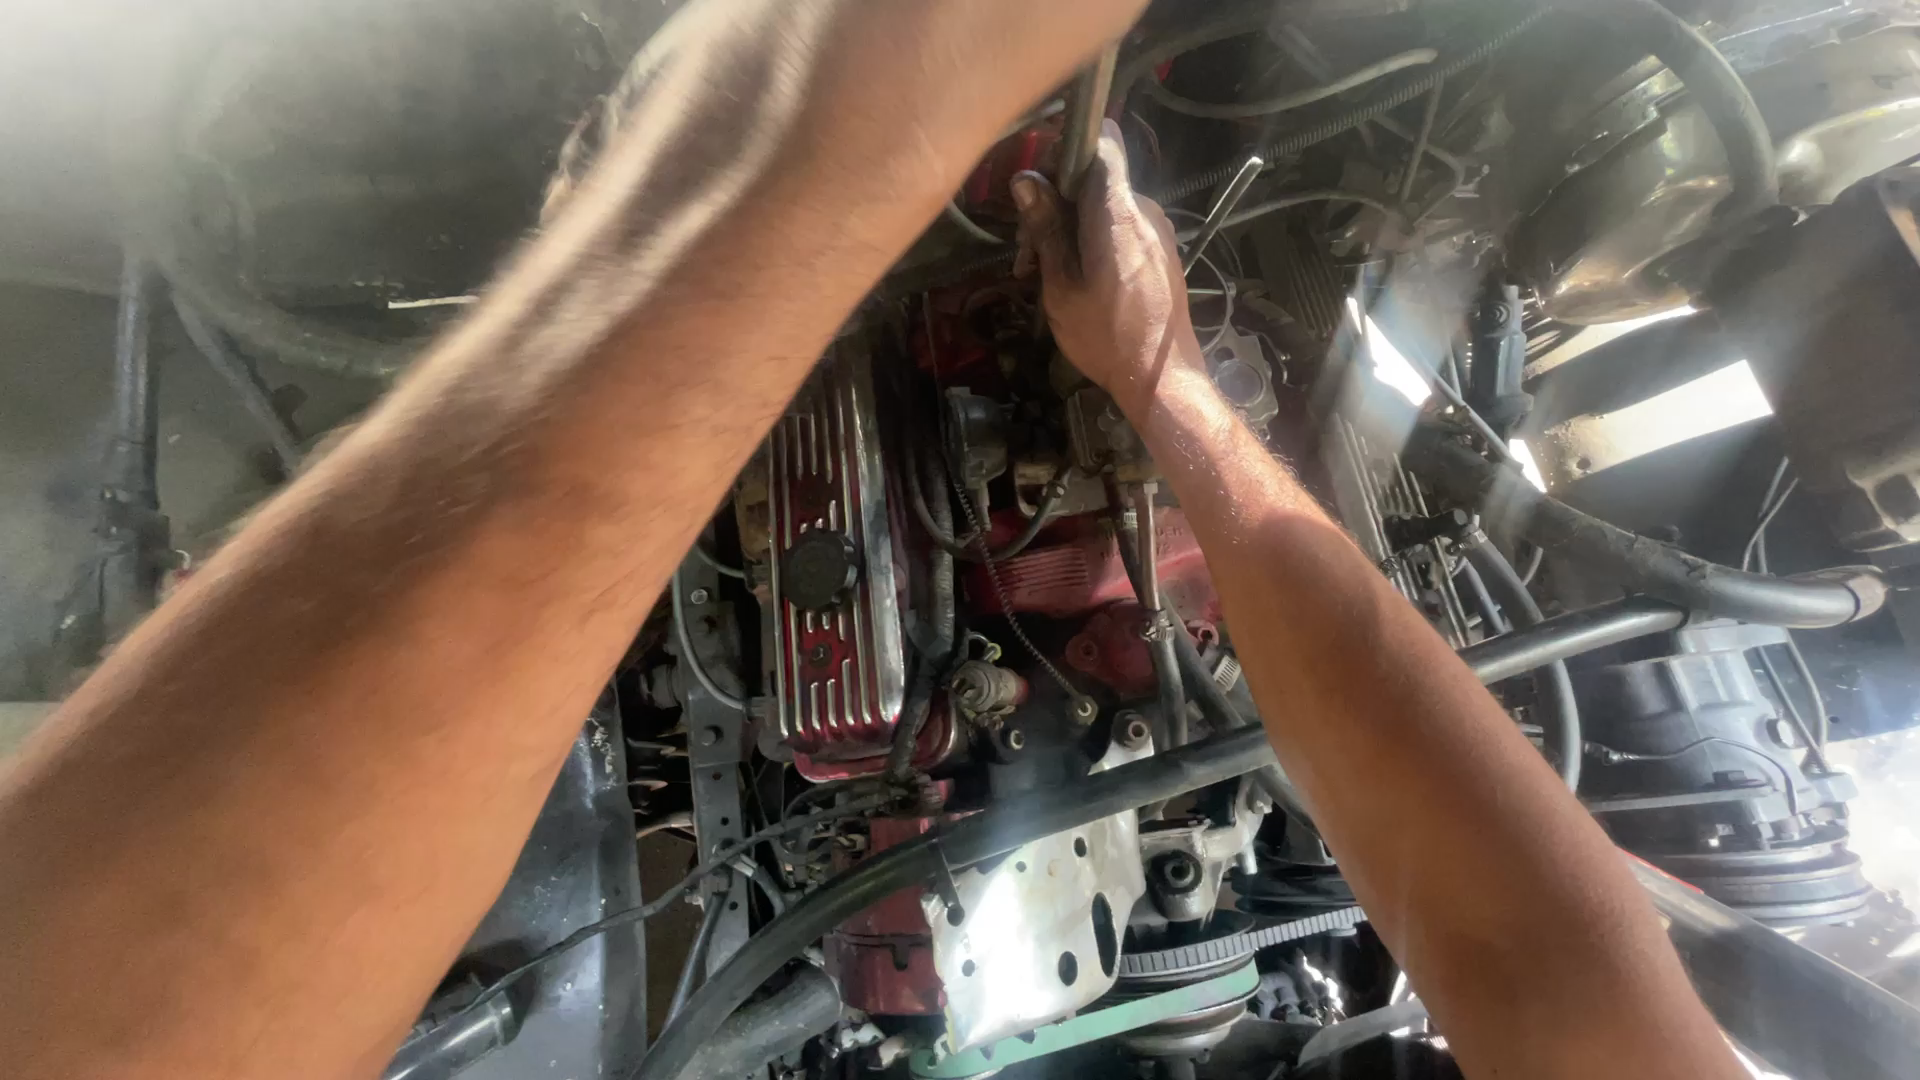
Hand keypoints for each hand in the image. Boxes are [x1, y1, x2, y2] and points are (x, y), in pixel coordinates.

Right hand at [1011, 120, 1204, 420]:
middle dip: (1055, 205)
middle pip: (1095, 180)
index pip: (1100, 141)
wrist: (1160, 378)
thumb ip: (1046, 230)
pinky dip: (1094, 243)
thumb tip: (1024, 180)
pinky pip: (1121, 230)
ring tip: (1046, 275)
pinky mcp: (1162, 253)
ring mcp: (1158, 231)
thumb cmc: (1106, 338)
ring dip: (1071, 229)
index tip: (1037, 185)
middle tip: (1027, 255)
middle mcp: (1144, 210)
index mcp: (1116, 212)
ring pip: (1105, 208)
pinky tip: (1077, 281)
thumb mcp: (1062, 288)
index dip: (1064, 149)